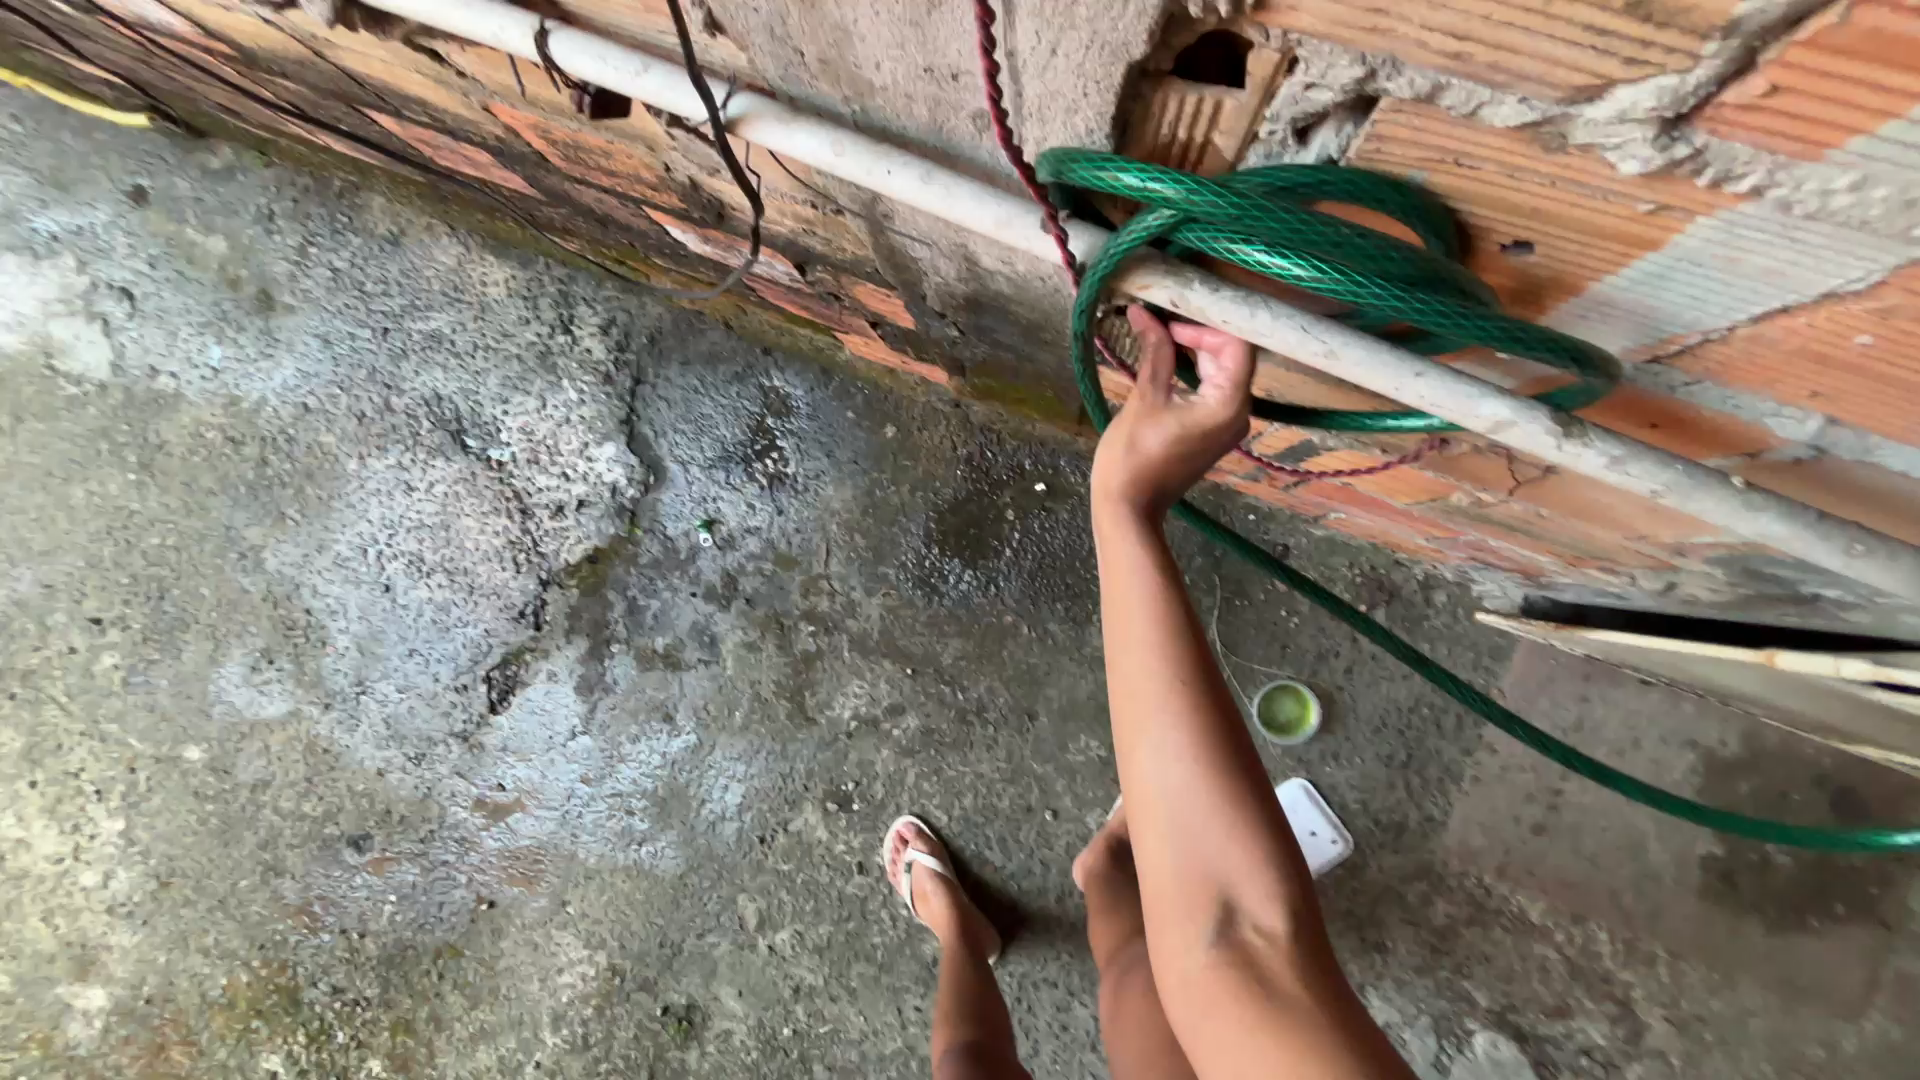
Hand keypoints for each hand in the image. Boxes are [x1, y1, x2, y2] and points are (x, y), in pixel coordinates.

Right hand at [1090, 305, 1254, 518]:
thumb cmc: (1132, 457)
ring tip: (1160, 336)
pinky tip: (1168, 363)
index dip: (1204, 326)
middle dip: (1198, 334)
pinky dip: (1195, 373)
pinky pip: (1213, 391)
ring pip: (1222, 373)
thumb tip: (1144, 312)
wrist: (1128, 506)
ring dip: (1195, 352)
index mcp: (1229, 404)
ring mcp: (1228, 425)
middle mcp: (1239, 413)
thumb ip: (1154, 352)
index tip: (1168, 321)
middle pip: (1232, 357)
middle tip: (1161, 322)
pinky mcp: (1214, 433)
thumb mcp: (1144, 398)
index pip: (1235, 345)